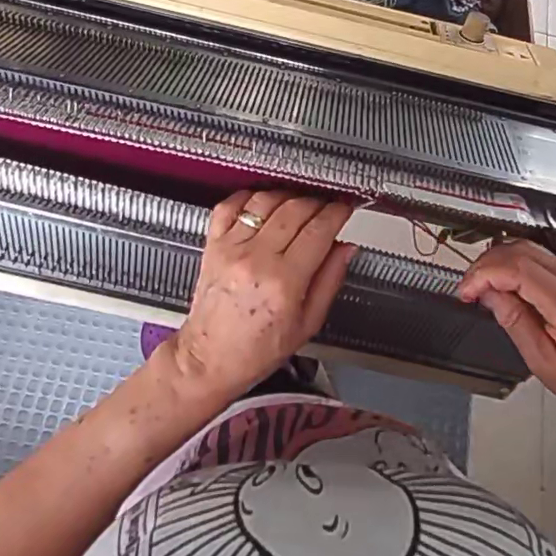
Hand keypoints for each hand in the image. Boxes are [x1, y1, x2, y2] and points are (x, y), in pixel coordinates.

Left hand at [172, 190, 357, 401]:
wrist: (209, 359)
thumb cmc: (256, 349)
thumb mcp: (308, 324)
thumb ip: (330, 280)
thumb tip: (345, 248)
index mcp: (284, 282)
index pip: (318, 229)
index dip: (337, 212)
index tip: (345, 209)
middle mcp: (256, 260)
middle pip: (295, 209)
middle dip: (318, 202)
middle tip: (327, 208)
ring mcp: (232, 249)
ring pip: (266, 200)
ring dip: (288, 196)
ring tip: (299, 205)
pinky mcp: (213, 245)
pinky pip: (231, 205)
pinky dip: (251, 197)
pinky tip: (264, 203)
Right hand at [456, 241, 555, 432]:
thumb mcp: (543, 363)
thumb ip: (515, 323)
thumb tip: (489, 294)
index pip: (519, 269)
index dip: (485, 273)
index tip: (467, 290)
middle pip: (522, 251)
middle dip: (487, 263)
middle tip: (469, 287)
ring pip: (530, 250)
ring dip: (499, 263)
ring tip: (481, 288)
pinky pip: (540, 261)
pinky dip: (514, 267)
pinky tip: (503, 287)